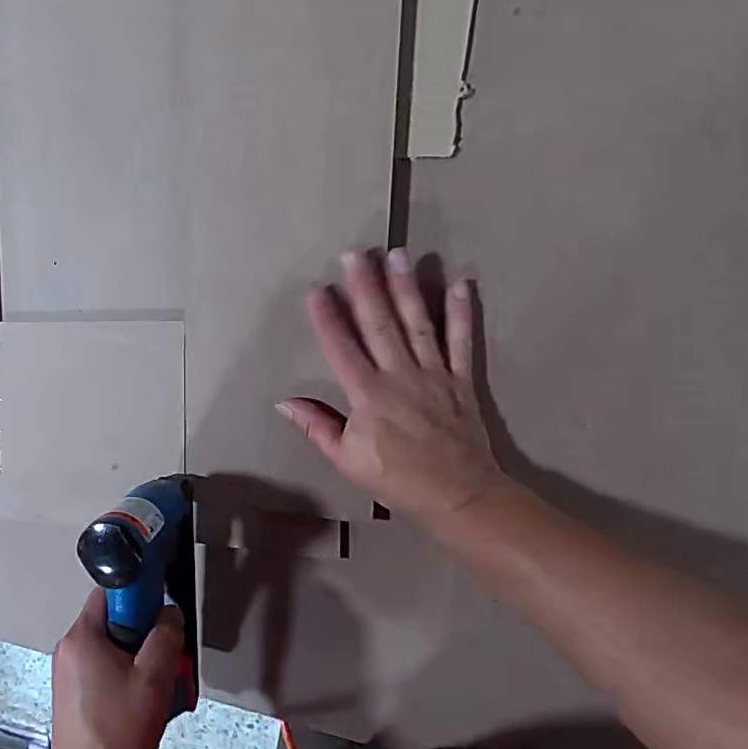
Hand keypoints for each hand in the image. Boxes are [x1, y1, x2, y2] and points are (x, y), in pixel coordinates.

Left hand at [46, 591, 184, 748]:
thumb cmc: (115, 735)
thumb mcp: (153, 679)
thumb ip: (166, 637)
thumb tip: (170, 614)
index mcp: (81, 637)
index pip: (110, 592)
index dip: (138, 597)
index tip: (159, 613)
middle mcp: (69, 650)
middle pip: (112, 622)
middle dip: (143, 636)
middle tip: (164, 659)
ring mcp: (68, 675)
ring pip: (111, 650)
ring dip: (138, 662)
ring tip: (156, 689)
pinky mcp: (73, 697)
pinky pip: (104, 673)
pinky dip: (125, 680)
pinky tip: (142, 706)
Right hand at [278, 248, 517, 530]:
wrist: (459, 496)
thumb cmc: (395, 479)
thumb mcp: (346, 459)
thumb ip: (317, 426)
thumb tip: (285, 402)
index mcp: (368, 396)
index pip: (342, 348)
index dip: (328, 318)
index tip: (318, 289)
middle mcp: (400, 376)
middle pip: (380, 324)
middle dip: (366, 287)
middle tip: (357, 253)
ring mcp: (435, 375)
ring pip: (418, 324)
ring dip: (408, 288)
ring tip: (400, 255)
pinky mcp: (462, 380)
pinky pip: (462, 342)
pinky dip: (461, 313)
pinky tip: (459, 284)